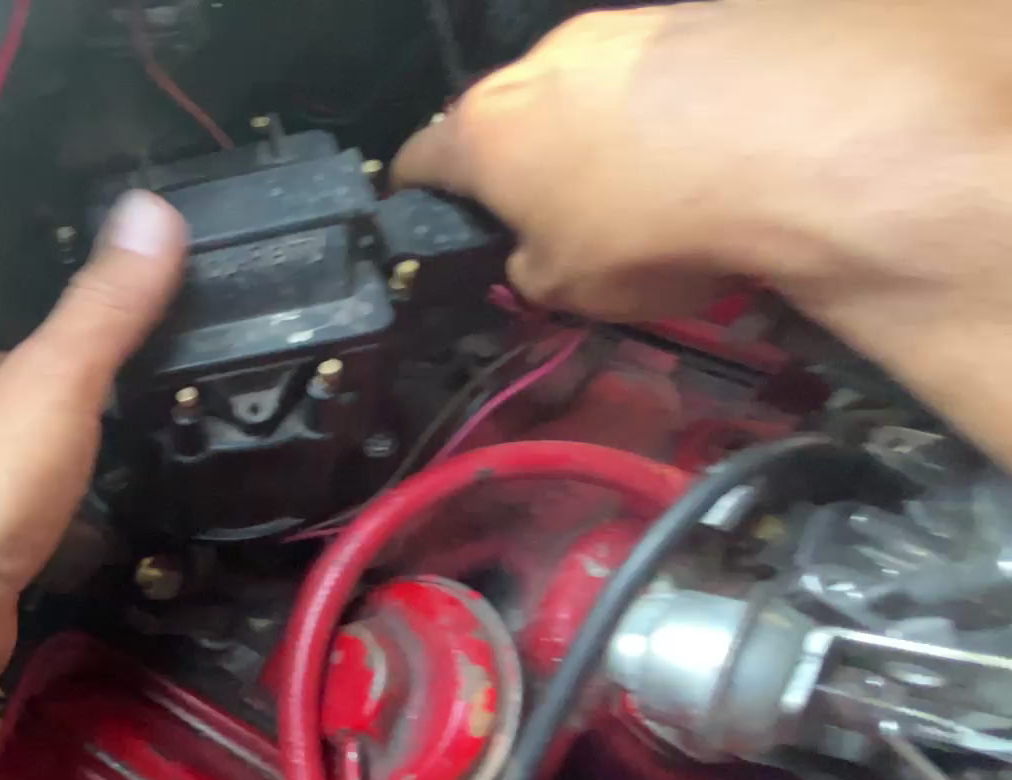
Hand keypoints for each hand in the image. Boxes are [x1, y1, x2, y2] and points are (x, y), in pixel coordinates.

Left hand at [0, 191, 187, 693]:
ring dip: (85, 469)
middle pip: (47, 409)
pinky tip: (98, 536)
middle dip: (97, 410)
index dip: (100, 335)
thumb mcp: (60, 378)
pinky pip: (47, 527)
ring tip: (145, 470)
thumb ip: (106, 307)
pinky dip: (75, 525)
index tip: (153, 336)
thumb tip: (152, 208)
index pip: (49, 342)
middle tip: (161, 411)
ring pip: (45, 469)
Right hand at [392, 0, 1011, 323]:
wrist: (833, 145)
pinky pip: (653, 70)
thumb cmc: (653, 229)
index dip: (412, 196)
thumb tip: (535, 243)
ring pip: (578, 89)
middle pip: (501, 116)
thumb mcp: (554, 286)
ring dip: (583, 131)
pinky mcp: (707, 10)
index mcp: (485, 128)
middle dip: (508, 161)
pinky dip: (657, 109)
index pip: (414, 160)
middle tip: (541, 211)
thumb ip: (520, 258)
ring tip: (634, 181)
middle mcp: (544, 60)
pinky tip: (699, 148)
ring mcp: (628, 25)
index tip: (426, 218)